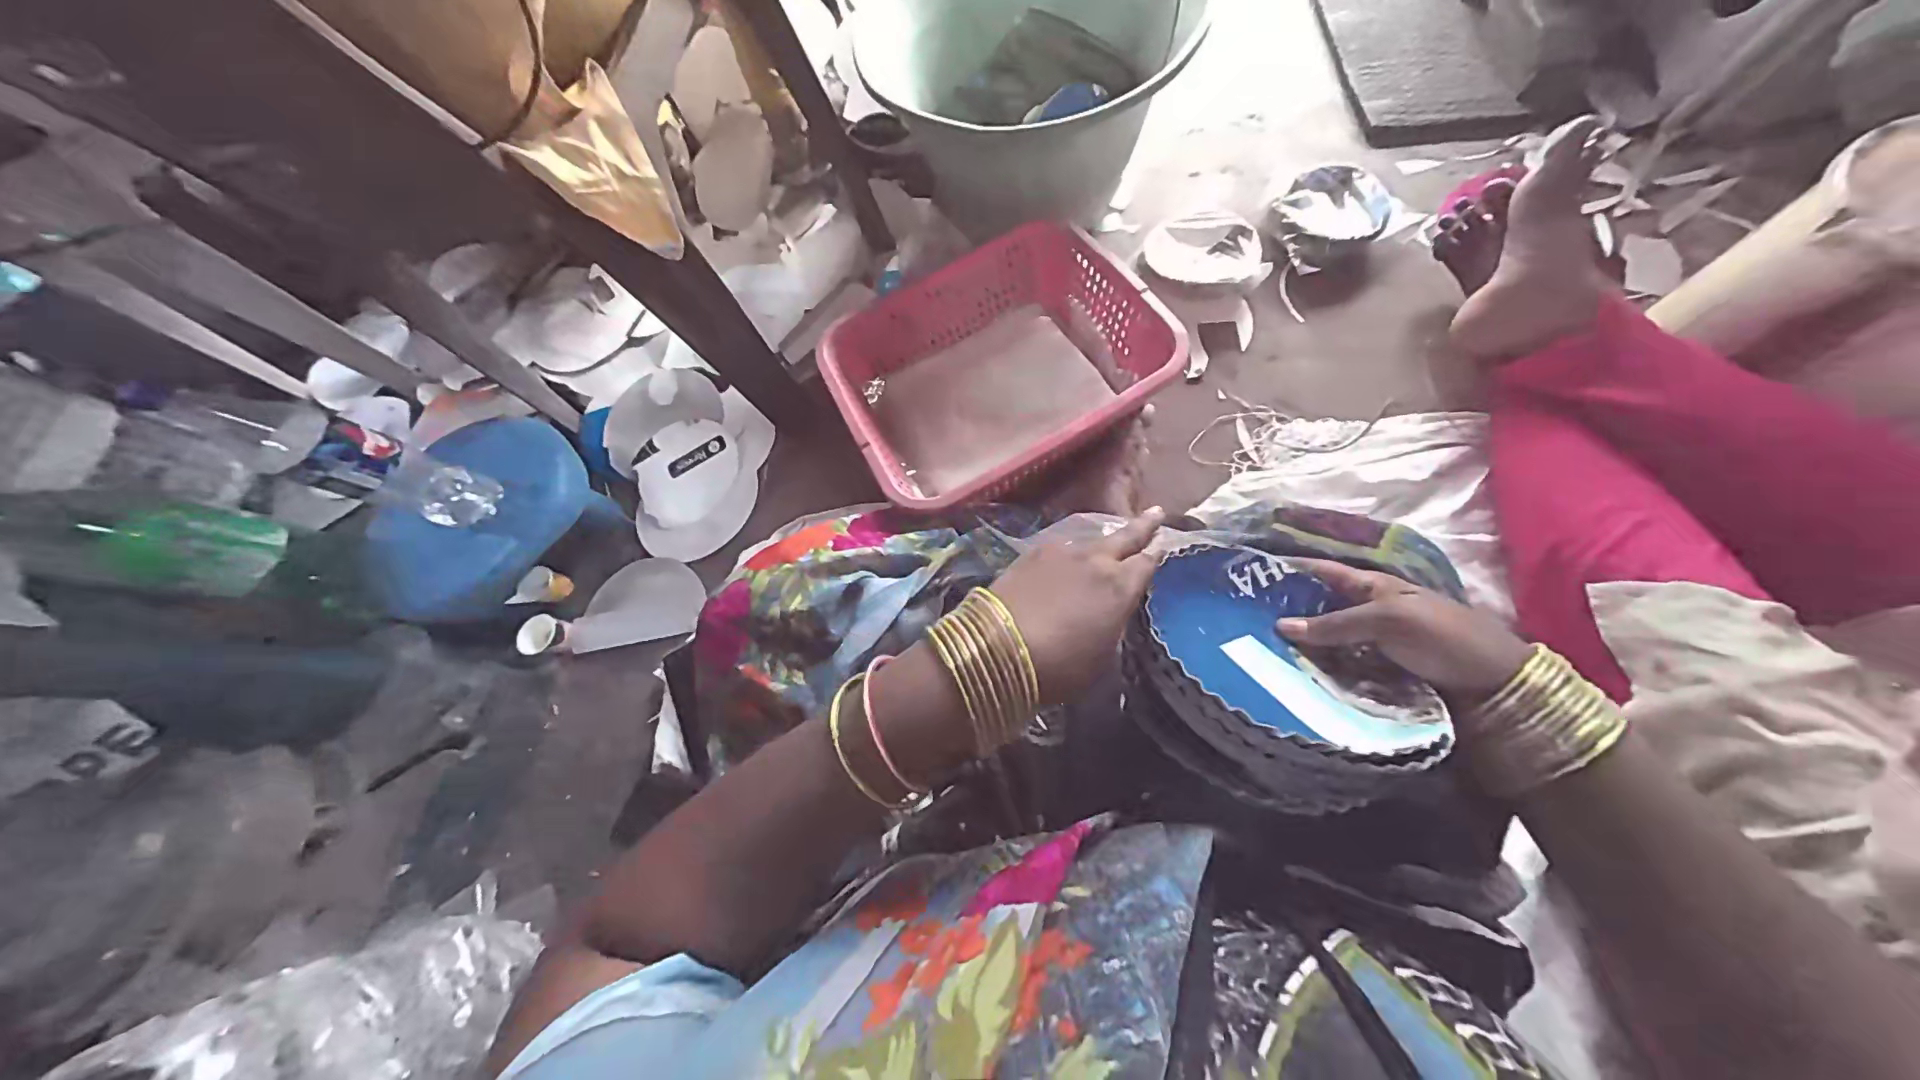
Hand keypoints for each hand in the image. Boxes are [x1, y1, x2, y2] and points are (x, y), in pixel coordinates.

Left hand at [990, 507, 1165, 704]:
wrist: (997, 647)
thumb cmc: (1058, 666)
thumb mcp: (1101, 659)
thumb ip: (1113, 629)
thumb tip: (1112, 615)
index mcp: (1120, 587)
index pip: (1148, 563)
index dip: (1156, 555)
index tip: (1163, 546)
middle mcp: (1095, 561)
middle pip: (1125, 536)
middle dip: (1143, 525)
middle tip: (1156, 512)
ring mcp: (1061, 552)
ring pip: (1090, 541)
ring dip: (1101, 543)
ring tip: (1105, 545)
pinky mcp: (1030, 553)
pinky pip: (1061, 548)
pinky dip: (1070, 553)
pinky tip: (1066, 560)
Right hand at [1275, 558, 1530, 700]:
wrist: (1497, 684)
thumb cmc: (1445, 637)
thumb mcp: (1389, 621)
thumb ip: (1336, 624)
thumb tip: (1280, 626)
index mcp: (1374, 587)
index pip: (1323, 571)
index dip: (1292, 568)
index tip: (1253, 572)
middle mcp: (1369, 611)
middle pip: (1319, 607)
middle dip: (1287, 609)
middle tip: (1246, 618)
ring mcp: (1372, 642)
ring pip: (1326, 639)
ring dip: (1300, 644)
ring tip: (1260, 648)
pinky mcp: (1377, 671)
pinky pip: (1338, 665)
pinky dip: (1318, 668)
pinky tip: (1295, 674)